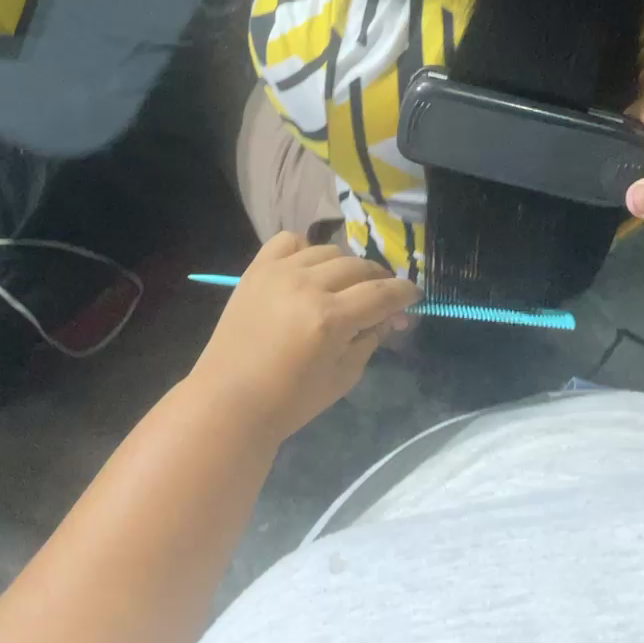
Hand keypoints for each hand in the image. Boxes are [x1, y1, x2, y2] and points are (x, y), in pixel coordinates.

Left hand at [187, 233, 420, 442]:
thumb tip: (390, 317)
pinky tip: (308, 269)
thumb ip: (370, 340)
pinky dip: (305, 249)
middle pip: (358, 267)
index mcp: (330, 318)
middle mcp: (307, 286)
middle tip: (382, 297)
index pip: (382, 294)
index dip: (404, 293)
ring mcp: (279, 273)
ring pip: (328, 251)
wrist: (229, 401)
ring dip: (345, 266)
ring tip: (345, 285)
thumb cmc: (290, 401)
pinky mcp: (256, 269)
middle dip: (378, 280)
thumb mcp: (343, 377)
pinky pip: (288, 240)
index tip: (414, 295)